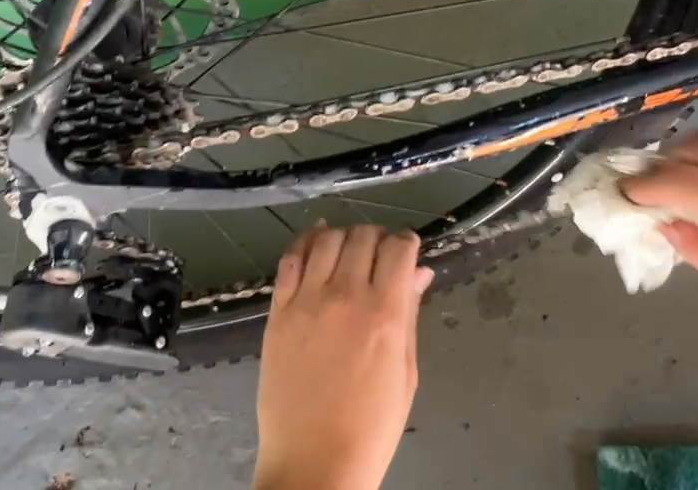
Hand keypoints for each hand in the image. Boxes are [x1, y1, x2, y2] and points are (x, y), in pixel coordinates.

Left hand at [254, 223, 432, 489]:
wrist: (314, 462)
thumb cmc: (371, 426)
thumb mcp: (405, 372)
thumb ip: (409, 314)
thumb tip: (419, 271)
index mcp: (384, 313)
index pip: (398, 247)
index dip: (406, 242)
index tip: (406, 250)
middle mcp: (345, 295)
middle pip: (363, 236)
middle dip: (377, 238)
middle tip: (378, 254)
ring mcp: (307, 300)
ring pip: (327, 239)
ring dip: (343, 236)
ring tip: (348, 251)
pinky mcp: (278, 310)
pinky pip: (290, 259)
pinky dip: (305, 241)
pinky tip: (315, 240)